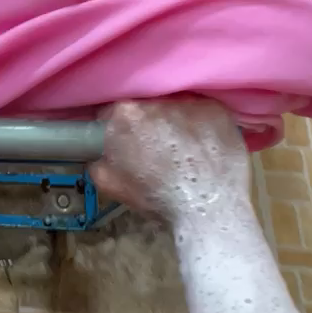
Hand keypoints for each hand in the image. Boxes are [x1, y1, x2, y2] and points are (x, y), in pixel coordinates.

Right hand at [88, 98, 250, 219]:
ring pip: (174, 107)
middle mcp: (154, 101)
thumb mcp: (111, 185)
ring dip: (175, 122)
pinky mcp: (214, 109)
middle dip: (148, 123)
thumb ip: (97, 160)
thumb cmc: (158, 199)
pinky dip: (201, 125)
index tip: (127, 141)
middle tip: (156, 147)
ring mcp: (187, 103)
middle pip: (145, 106)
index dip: (119, 127)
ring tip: (184, 148)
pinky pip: (202, 111)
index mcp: (124, 115)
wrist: (209, 211)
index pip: (113, 111)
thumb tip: (99, 152)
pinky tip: (205, 145)